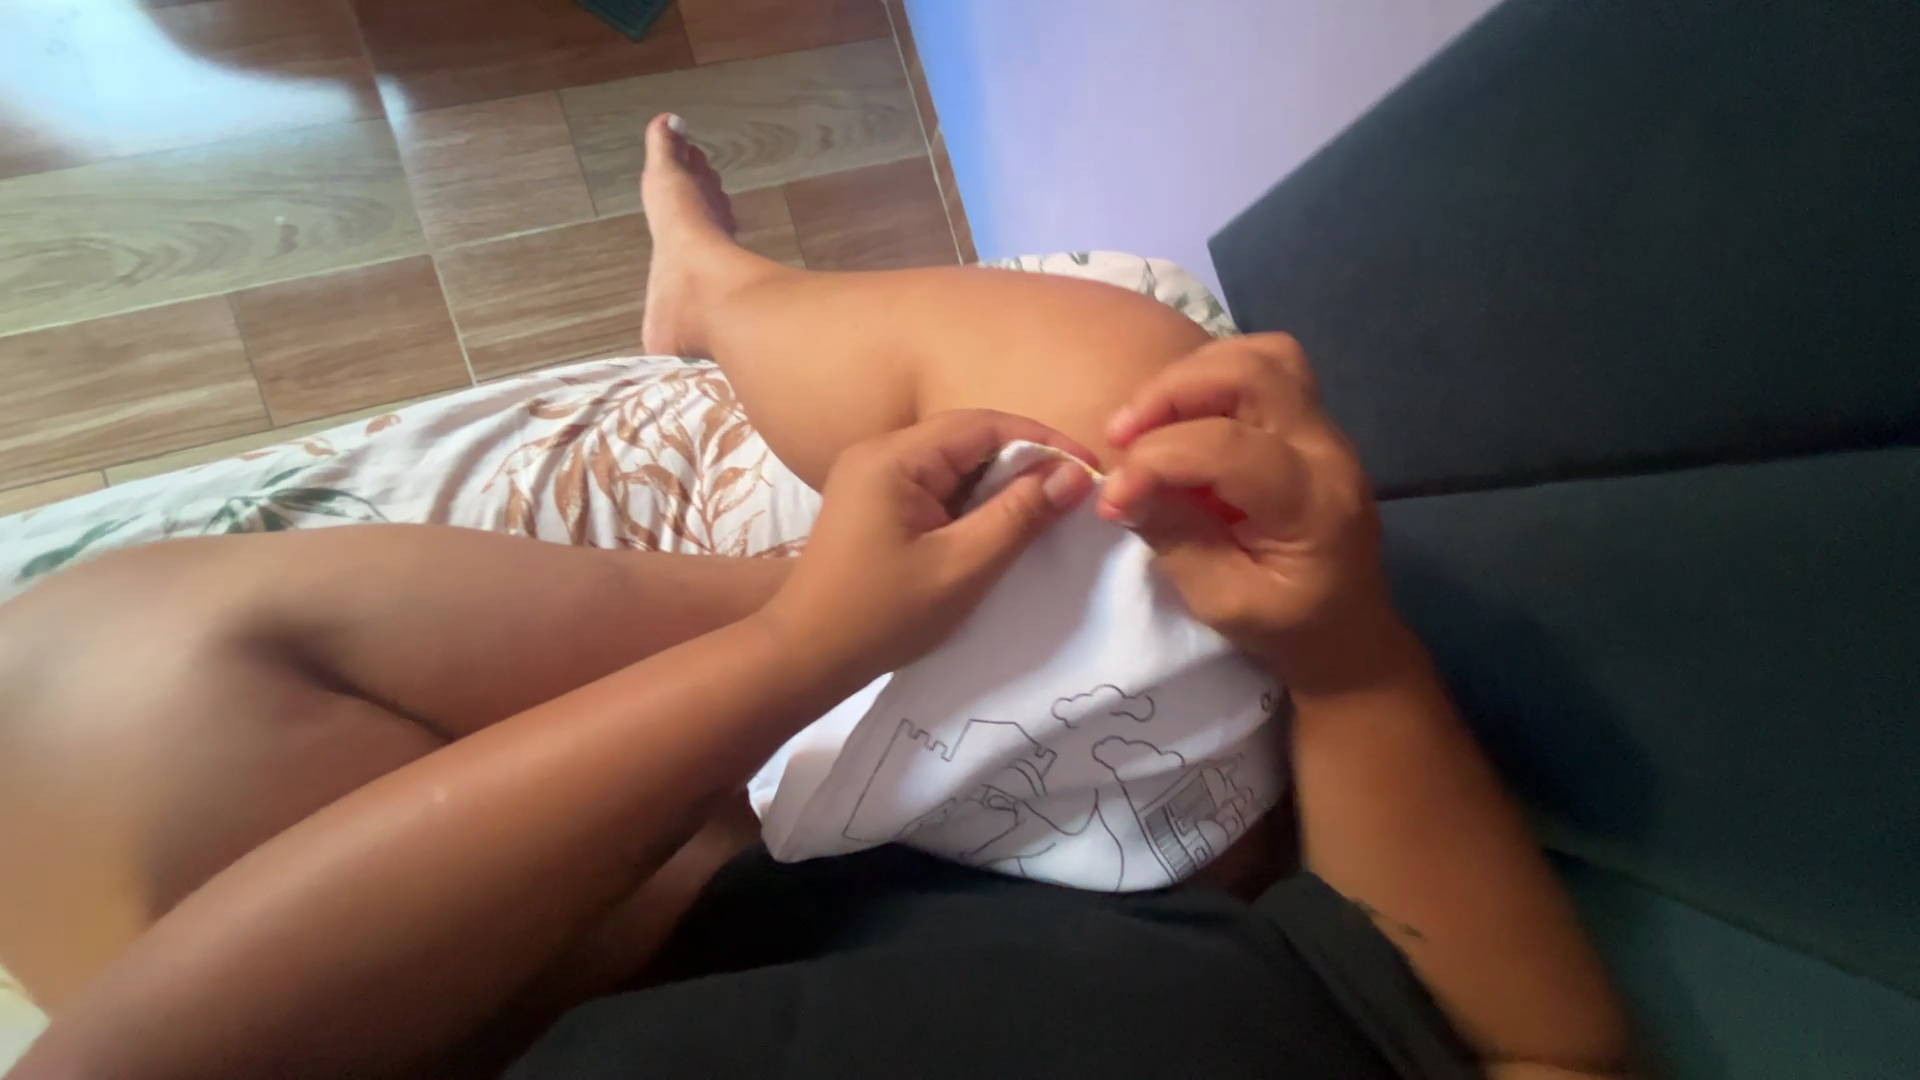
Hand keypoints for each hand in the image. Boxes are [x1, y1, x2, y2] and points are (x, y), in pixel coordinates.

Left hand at [763, 409, 1094, 679]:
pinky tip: (997, 524)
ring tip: (1043, 509)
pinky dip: (971, 501)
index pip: (983, 425)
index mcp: (893, 457)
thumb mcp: (962, 567)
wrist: (806, 655)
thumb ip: (1019, 516)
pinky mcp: (873, 502)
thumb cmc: (884, 615)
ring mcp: (871, 477)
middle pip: (967, 439)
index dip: (1042, 441)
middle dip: (1023, 461)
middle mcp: (879, 453)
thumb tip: (1074, 477)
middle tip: (1070, 494)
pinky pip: (934, 486)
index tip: (1088, 470)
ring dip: (999, 483)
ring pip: (953, 464)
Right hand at [1098, 334, 1400, 691]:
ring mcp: (1323, 430)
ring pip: (1262, 355)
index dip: (1154, 462)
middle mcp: (1326, 450)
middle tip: (1119, 434)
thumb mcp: (1221, 602)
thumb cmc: (1286, 627)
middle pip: (1254, 372)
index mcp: (1310, 504)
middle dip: (1170, 392)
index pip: (1226, 448)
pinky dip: (1209, 378)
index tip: (1111, 498)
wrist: (1347, 632)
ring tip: (1144, 419)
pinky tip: (1177, 414)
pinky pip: (1264, 369)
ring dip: (1191, 376)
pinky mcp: (1307, 426)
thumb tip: (1120, 490)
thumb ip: (1174, 538)